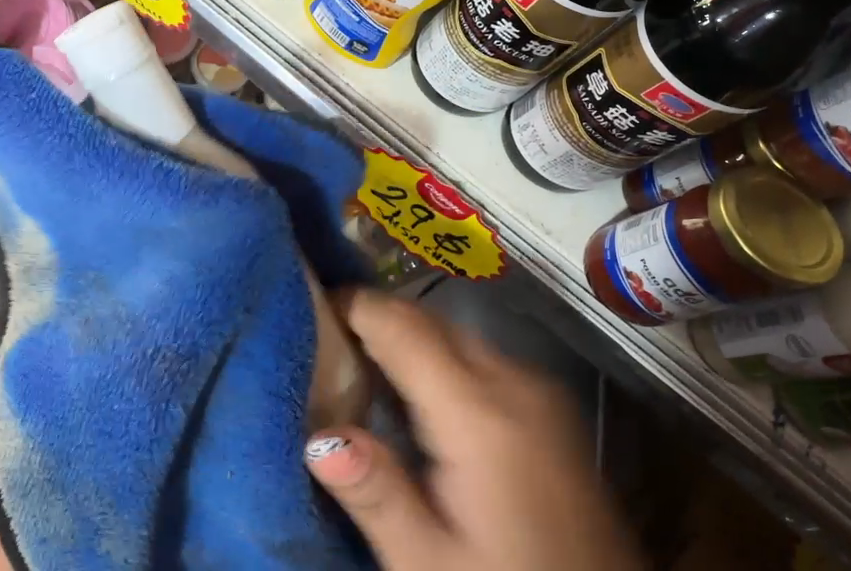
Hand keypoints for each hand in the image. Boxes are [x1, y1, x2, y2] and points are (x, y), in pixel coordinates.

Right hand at [304, 290, 642, 570]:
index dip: (349, 305)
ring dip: (402, 339)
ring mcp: (539, 396)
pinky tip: (407, 397)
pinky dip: (434, 360)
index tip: (302, 305)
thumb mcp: (429, 564)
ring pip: (453, 337)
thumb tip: (315, 434)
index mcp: (481, 415)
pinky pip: (477, 360)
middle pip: (428, 322)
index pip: (401, 325)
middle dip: (371, 319)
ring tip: (349, 363)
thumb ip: (375, 493)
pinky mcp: (549, 413)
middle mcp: (515, 385)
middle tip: (316, 339)